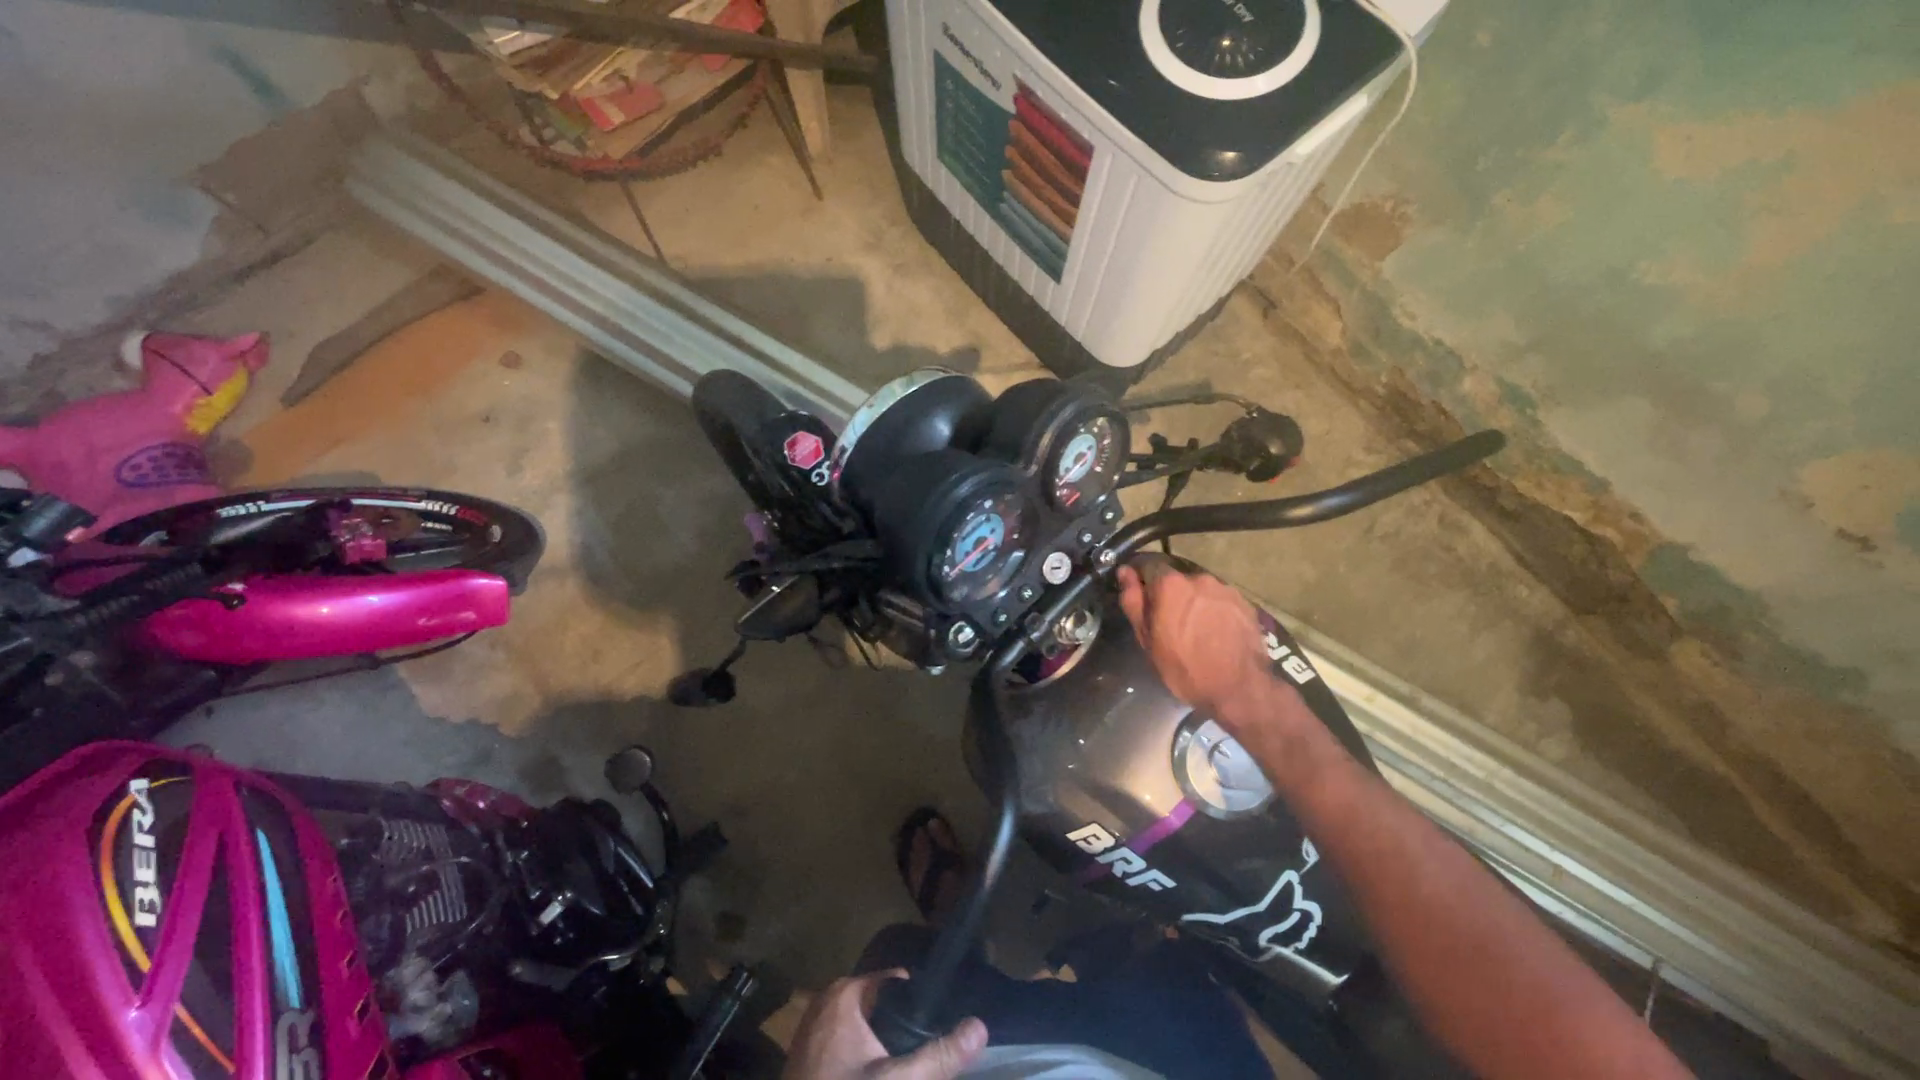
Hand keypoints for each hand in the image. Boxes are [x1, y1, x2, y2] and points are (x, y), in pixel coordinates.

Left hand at [782, 970, 987, 1079]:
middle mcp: (829, 1000)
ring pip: (868, 1027)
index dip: (923, 1002)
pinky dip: (868, 1058)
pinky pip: (850, 1044)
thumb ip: (939, 1055)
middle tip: (927, 1053)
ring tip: (909, 1066)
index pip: (898, 982)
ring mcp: (816, 1026)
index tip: (943, 1023)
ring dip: (888, 1046)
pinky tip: (882, 1073)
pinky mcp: (811, 1053)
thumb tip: (980, 1027)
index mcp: (847, 994)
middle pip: (884, 1005)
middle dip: (906, 1028)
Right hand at [1116, 556, 1278, 724]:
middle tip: (1168, 622)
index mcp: (1170, 584)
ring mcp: (1225, 589)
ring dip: (1194, 603)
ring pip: (1200, 590)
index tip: (1140, 598)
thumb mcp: (1148, 640)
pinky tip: (1216, 634)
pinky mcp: (1245, 603)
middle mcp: (1198, 578)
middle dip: (1169, 595)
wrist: (1239, 688)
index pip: (1147, 565)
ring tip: (1195, 630)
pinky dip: (1214, 611)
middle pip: (1176, 579)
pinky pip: (1220, 601)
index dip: (1141, 580)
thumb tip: (1124, 572)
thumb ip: (1134, 602)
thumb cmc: (1184, 667)